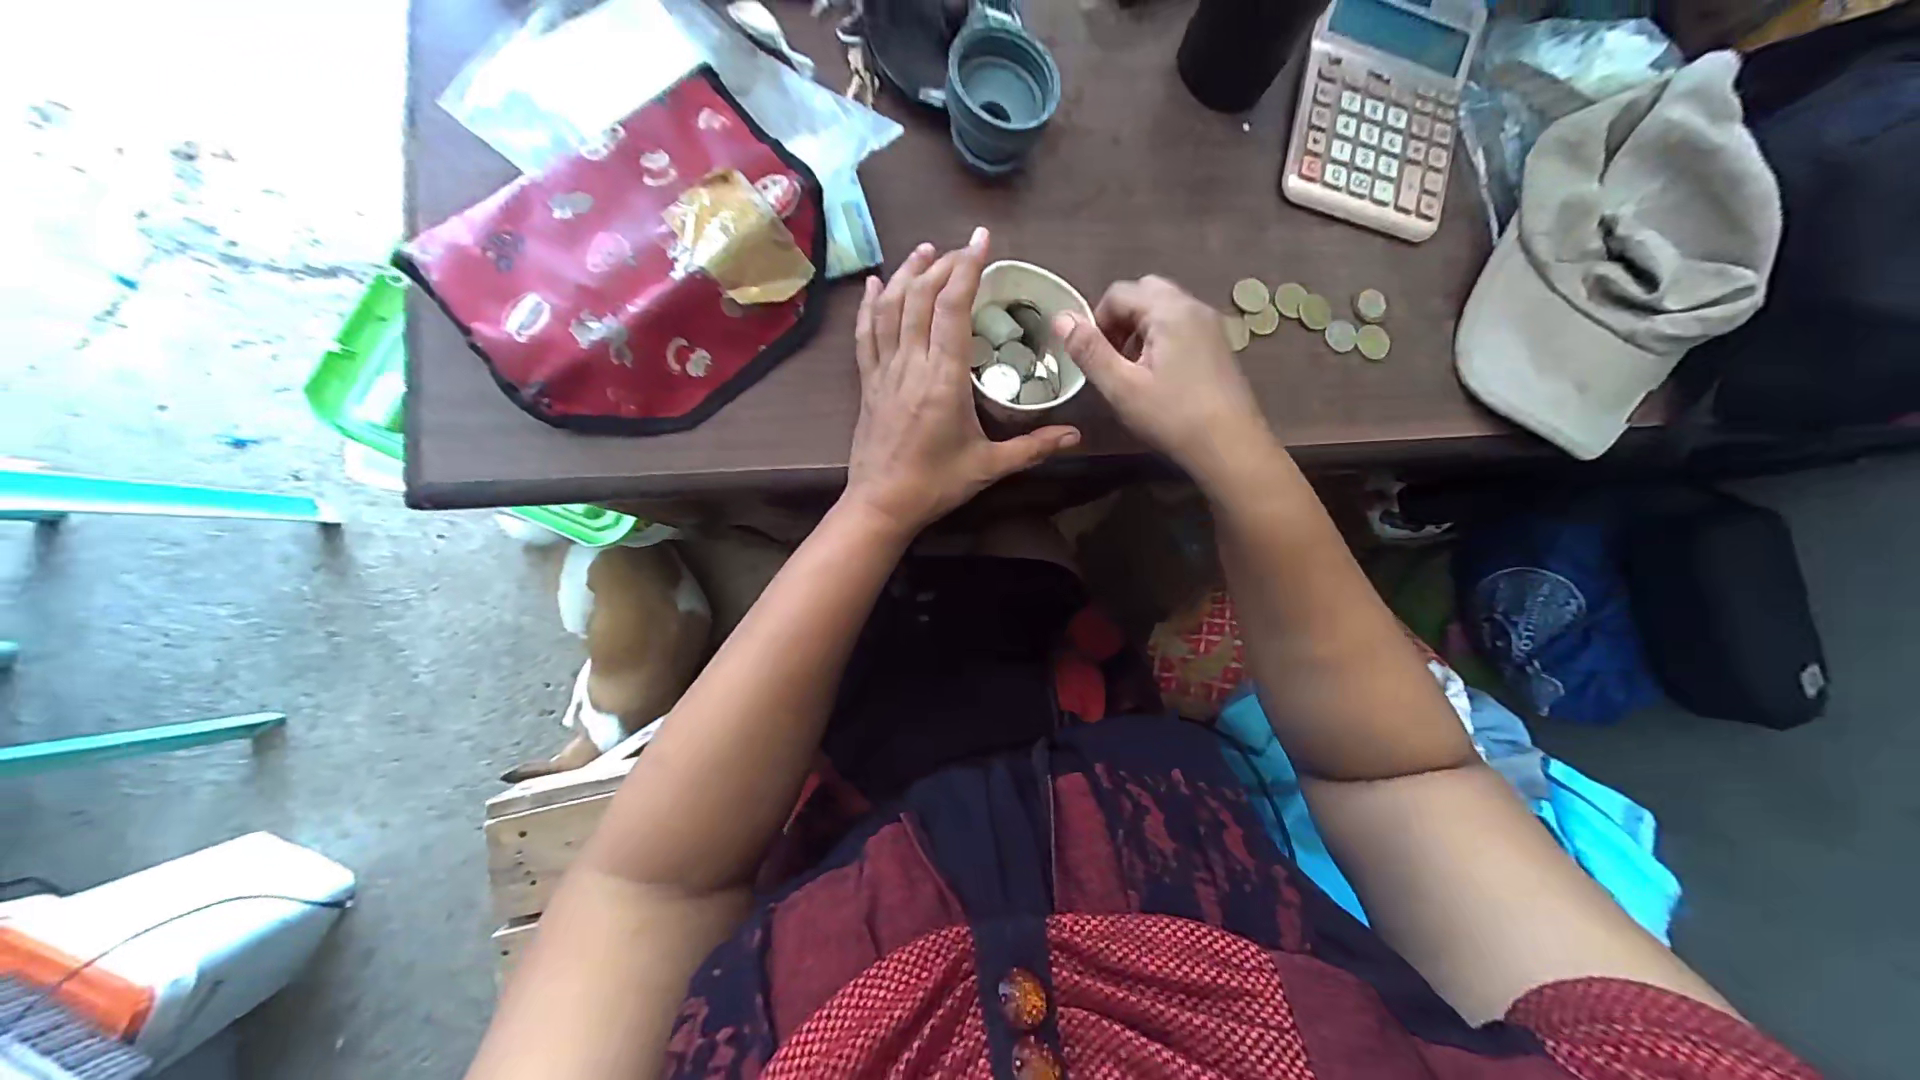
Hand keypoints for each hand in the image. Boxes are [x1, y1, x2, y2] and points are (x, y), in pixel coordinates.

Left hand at [842, 228, 1080, 537]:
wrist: (881, 504)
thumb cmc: (935, 485)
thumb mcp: (988, 467)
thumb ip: (1032, 447)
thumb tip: (1076, 435)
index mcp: (943, 379)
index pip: (952, 309)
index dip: (966, 269)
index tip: (981, 241)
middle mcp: (911, 365)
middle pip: (921, 299)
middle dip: (941, 266)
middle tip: (962, 251)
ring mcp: (884, 372)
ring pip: (891, 309)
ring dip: (907, 275)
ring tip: (924, 251)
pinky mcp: (868, 382)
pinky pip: (866, 334)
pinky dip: (871, 305)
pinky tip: (877, 285)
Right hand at [1054, 276, 1275, 483]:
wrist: (1230, 444)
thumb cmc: (1172, 416)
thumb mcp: (1121, 387)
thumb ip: (1089, 350)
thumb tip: (1061, 318)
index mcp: (1168, 310)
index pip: (1118, 293)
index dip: (1096, 320)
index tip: (1092, 356)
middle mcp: (1192, 306)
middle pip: (1144, 293)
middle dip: (1119, 320)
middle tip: (1111, 359)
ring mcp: (1210, 324)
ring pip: (1163, 309)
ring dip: (1138, 330)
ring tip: (1131, 371)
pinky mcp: (1217, 344)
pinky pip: (1180, 325)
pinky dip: (1160, 339)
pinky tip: (1157, 376)